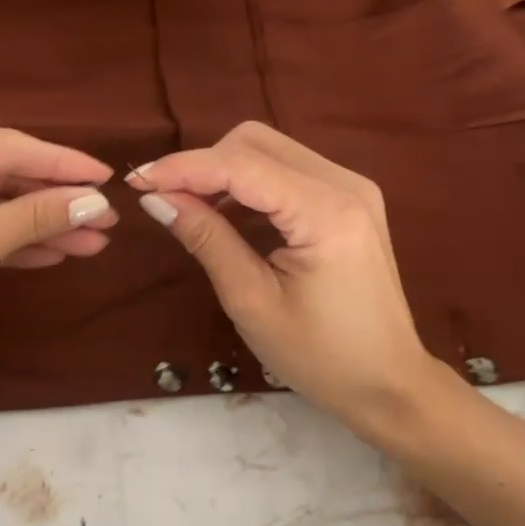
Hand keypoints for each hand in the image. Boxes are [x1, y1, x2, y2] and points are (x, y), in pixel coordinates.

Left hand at [0, 118, 116, 360]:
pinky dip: (13, 240)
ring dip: (42, 225)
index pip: (13, 147)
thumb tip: (98, 203)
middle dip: (56, 202)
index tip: (112, 178)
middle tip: (110, 220)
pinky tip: (57, 252)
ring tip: (95, 242)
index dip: (65, 166)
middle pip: (6, 174)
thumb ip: (38, 217)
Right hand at [129, 121, 447, 422]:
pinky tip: (226, 214)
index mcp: (325, 213)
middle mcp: (344, 184)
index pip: (240, 166)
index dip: (183, 168)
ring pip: (268, 150)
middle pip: (254, 142)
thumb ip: (206, 239)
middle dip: (202, 164)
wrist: (388, 382)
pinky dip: (247, 183)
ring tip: (189, 209)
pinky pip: (285, 170)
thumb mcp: (250, 301)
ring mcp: (352, 188)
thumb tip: (155, 199)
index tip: (136, 182)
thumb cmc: (318, 355)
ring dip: (222, 171)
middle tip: (163, 200)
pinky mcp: (349, 199)